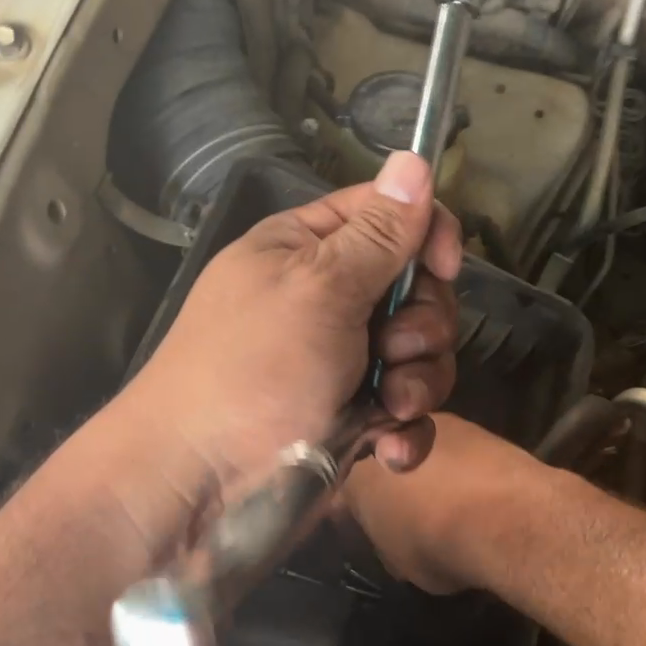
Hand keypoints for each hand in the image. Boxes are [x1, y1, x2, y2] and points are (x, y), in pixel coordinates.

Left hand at [107, 152, 461, 517]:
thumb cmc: (254, 371)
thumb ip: (378, 235)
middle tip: (392, 351)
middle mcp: (333, 303)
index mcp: (310, 252)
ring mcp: (347, 366)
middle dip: (424, 327)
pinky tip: (387, 450)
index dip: (427, 236)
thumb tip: (416, 159)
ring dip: (418, 386)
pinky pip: (411, 416)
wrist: (204, 486)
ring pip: (424, 360)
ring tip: (387, 409)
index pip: (390, 217)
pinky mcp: (357, 421)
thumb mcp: (319, 289)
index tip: (442, 269)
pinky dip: (407, 434)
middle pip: (419, 293)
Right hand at [342, 414, 560, 593]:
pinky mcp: (475, 426)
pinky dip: (462, 466)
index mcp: (355, 475)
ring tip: (448, 499)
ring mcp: (432, 425)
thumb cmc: (437, 545)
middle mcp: (387, 437)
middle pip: (382, 458)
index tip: (366, 526)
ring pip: (419, 448)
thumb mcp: (398, 561)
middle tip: (407, 508)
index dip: (354, 510)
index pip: (343, 491)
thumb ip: (385, 540)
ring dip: (428, 468)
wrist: (502, 515)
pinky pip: (457, 450)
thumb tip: (390, 536)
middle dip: (391, 479)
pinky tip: (475, 490)